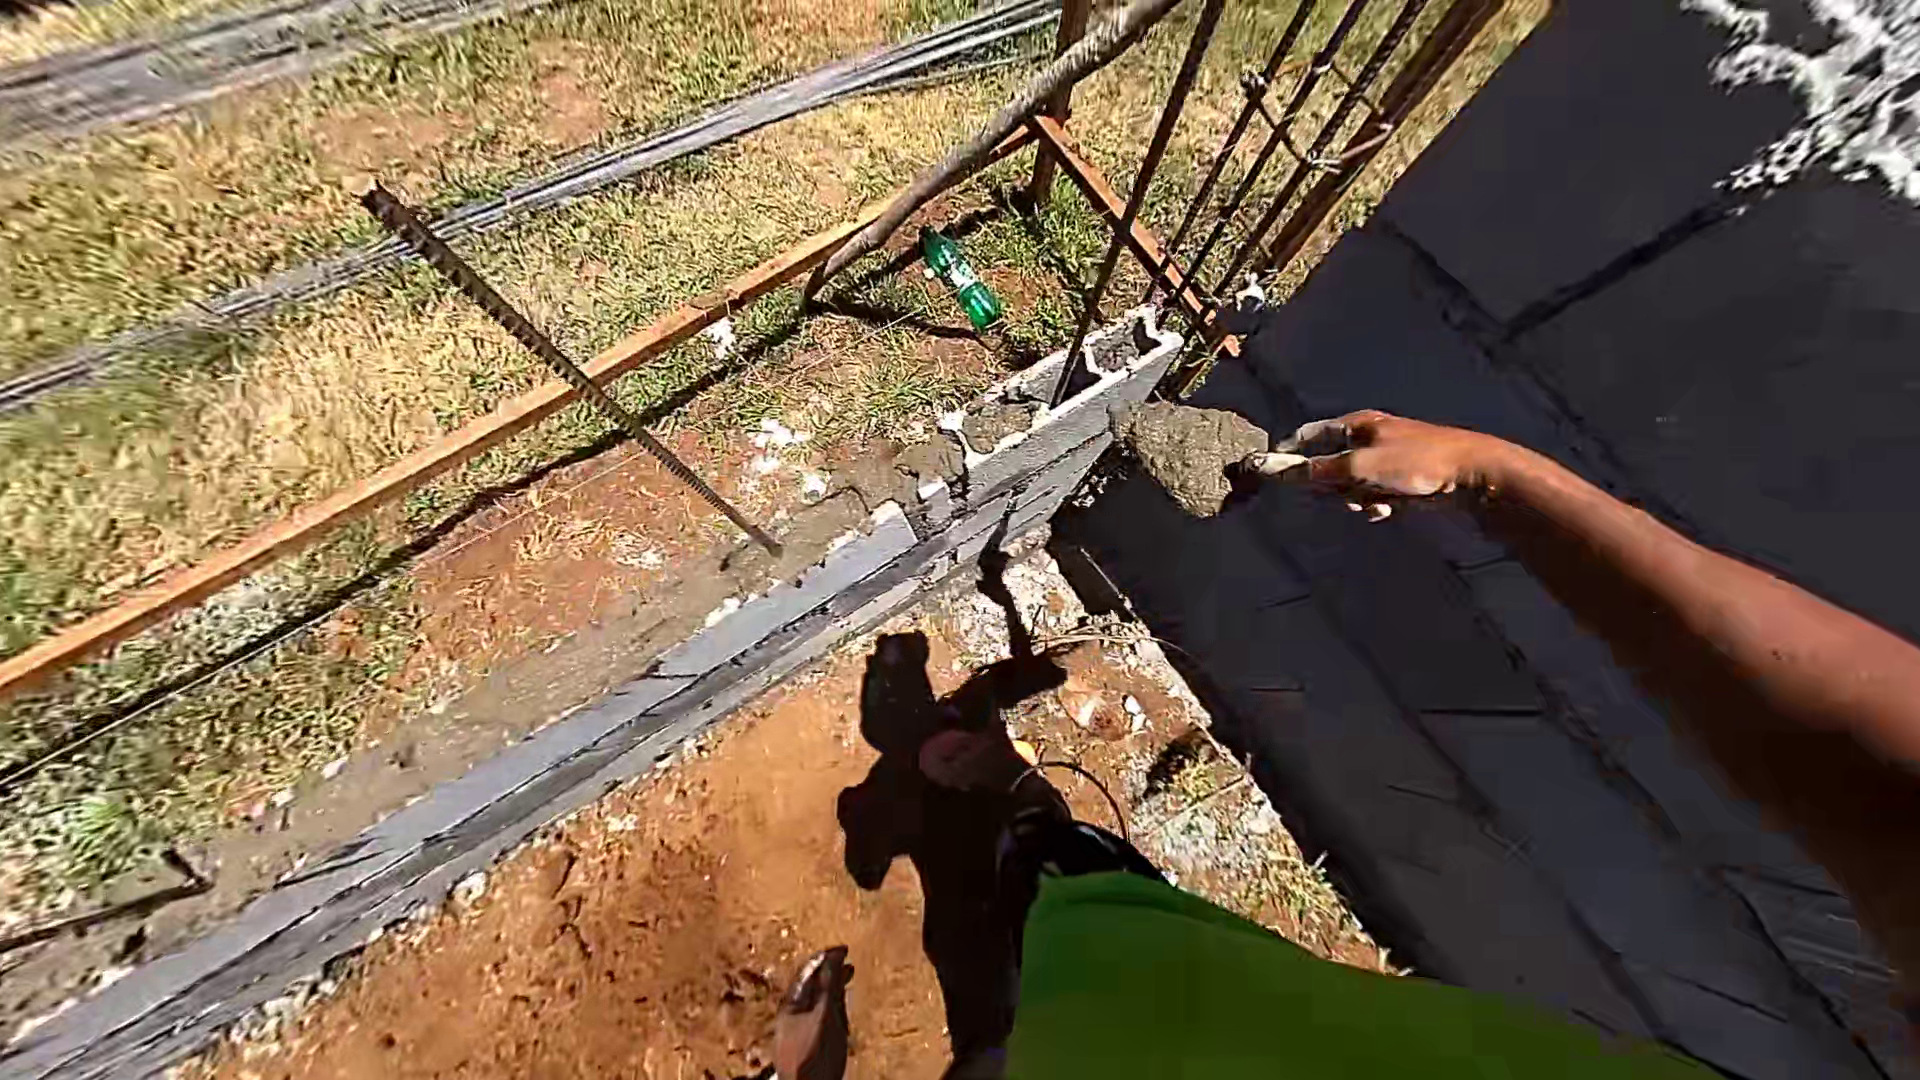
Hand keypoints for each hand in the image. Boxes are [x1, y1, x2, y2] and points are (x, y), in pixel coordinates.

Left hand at [773, 946, 850, 1079]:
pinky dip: (836, 997)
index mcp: (791, 1003)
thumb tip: (832, 957)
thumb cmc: (811, 1052)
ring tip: (850, 971)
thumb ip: (827, 986)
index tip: (843, 949)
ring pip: (822, 995)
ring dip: (835, 981)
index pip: (809, 971)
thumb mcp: (821, 1014)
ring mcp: (806, 1024)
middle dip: (831, 968)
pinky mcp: (817, 1036)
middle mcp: (797, 1011)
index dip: (826, 958)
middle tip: (847, 956)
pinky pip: (826, 1009)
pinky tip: (844, 994)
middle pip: (815, 982)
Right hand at [1245, 410, 1510, 506]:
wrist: (1478, 476)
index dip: (1288, 454)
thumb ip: (1314, 470)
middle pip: (1323, 463)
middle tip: (1335, 494)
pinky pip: (1368, 493)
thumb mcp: (1358, 466)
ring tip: (1369, 502)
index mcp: (1355, 424)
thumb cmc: (1417, 462)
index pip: (1306, 435)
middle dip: (1327, 484)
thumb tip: (1274, 470)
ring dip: (1351, 497)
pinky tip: (1387, 508)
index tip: (1276, 476)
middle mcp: (1366, 437)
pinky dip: (1372, 503)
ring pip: (1345, 483)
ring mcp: (1382, 458)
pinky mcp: (1397, 478)